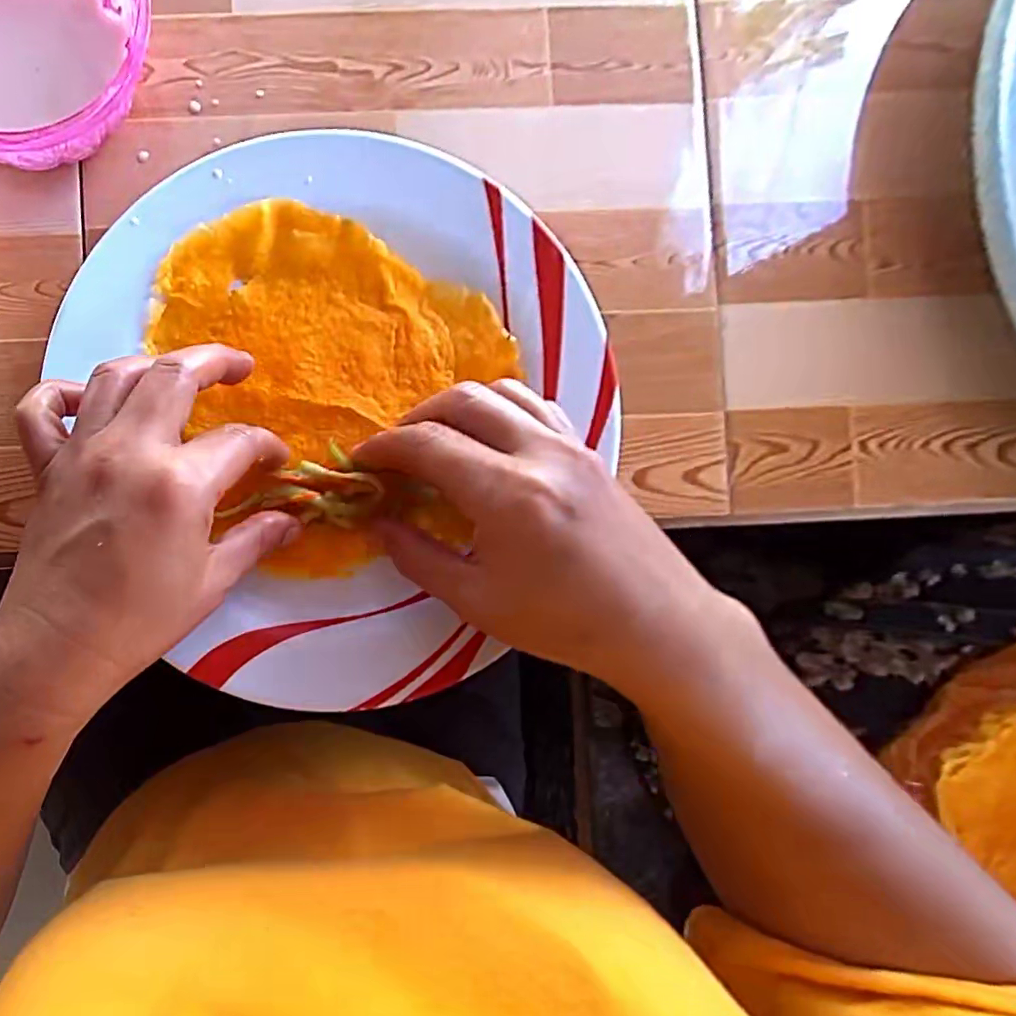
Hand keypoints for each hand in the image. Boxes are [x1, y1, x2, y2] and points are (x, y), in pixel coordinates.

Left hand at [0, 345, 298, 734]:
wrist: (59, 646)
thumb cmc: (140, 621)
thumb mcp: (211, 582)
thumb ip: (254, 540)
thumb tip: (292, 521)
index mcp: (179, 484)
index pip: (238, 441)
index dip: (266, 446)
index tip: (276, 461)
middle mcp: (130, 451)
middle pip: (175, 375)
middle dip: (215, 361)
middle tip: (239, 367)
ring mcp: (81, 453)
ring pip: (113, 376)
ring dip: (150, 365)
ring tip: (174, 373)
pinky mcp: (46, 467)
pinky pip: (41, 410)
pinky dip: (60, 393)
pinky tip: (85, 400)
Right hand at [353, 380, 743, 695]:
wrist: (656, 624)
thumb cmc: (562, 622)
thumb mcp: (476, 600)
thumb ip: (417, 557)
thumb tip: (378, 524)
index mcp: (508, 495)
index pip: (427, 444)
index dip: (383, 448)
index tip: (360, 462)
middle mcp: (539, 454)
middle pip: (460, 401)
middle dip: (413, 419)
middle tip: (393, 453)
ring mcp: (570, 445)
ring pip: (499, 391)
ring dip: (455, 407)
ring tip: (436, 441)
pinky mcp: (587, 449)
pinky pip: (533, 405)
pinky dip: (497, 410)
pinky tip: (487, 442)